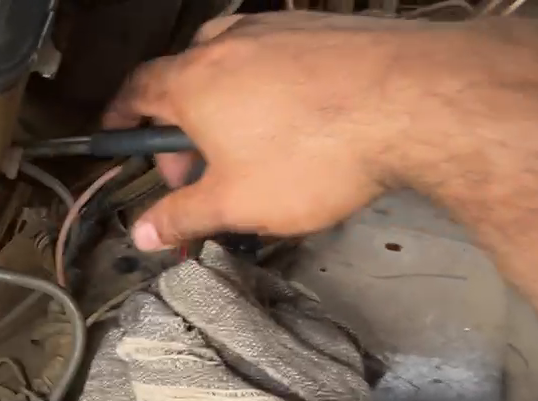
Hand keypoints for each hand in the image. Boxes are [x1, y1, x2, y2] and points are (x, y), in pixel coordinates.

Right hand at [106, 13, 484, 248]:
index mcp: (197, 82)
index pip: (138, 88)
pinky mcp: (330, 28)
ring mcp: (285, 28)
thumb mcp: (231, 204)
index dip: (120, 113)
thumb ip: (180, 217)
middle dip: (177, 121)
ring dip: (222, 102)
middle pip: (184, 73)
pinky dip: (266, 88)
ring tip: (240, 146)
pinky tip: (289, 125)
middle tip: (191, 168)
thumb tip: (142, 234)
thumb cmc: (312, 155)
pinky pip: (278, 56)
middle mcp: (235, 43)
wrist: (421, 102)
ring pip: (233, 62)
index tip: (116, 132)